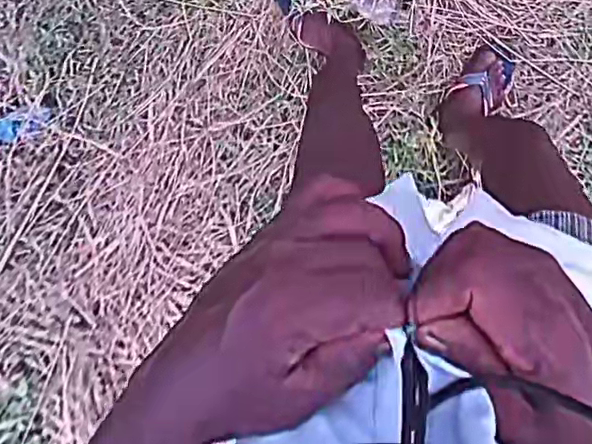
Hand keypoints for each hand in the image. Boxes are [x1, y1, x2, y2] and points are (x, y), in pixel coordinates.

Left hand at [94, 178, 410, 443]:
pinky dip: (346, 199)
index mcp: (292, 305)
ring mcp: (279, 236)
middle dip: (394, 277)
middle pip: (368, 249)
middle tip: (398, 303)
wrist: (185, 376)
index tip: (405, 324)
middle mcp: (287, 259)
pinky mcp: (273, 228)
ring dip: (381, 233)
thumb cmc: (232, 389)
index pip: (372, 290)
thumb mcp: (296, 398)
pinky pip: (318, 192)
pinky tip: (357, 224)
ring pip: (350, 209)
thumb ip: (348, 362)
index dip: (399, 309)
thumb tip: (387, 330)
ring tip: (389, 262)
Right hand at [409, 223, 591, 443]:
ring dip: (448, 277)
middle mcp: (542, 278)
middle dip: (436, 284)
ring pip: (473, 241)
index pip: (464, 269)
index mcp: (539, 314)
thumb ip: (468, 366)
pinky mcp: (536, 266)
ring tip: (450, 323)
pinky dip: (466, 273)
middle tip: (432, 329)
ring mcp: (540, 265)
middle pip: (466, 246)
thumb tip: (426, 328)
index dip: (432, 301)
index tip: (427, 337)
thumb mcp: (517, 417)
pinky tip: (470, 311)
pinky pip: (487, 249)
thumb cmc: (577, 427)